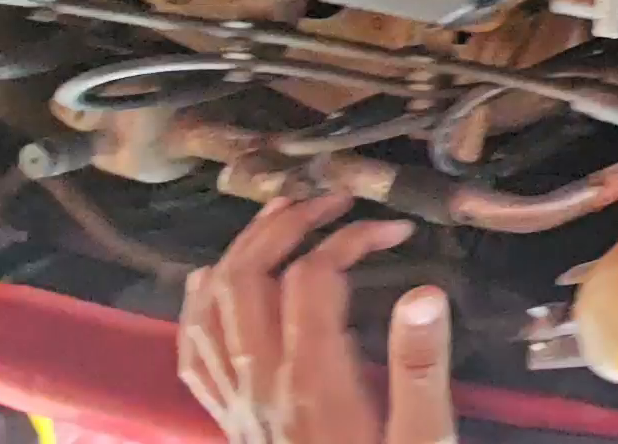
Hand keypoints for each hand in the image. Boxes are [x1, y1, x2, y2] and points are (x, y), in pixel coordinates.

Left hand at [177, 193, 457, 443]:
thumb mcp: (423, 431)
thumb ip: (420, 363)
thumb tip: (423, 289)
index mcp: (311, 379)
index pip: (312, 280)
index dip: (352, 238)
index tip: (399, 229)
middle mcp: (260, 382)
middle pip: (245, 281)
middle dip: (285, 225)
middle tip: (333, 197)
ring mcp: (236, 398)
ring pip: (210, 307)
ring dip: (243, 249)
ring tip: (283, 213)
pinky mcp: (231, 411)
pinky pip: (194, 348)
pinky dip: (202, 301)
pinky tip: (218, 279)